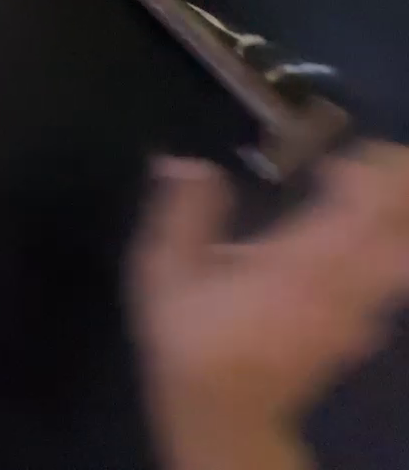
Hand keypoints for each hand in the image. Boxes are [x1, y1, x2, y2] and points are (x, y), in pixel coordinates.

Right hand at [130, 146, 408, 469]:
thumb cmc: (185, 326)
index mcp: (298, 264)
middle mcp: (345, 284)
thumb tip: (185, 162)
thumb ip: (181, 211)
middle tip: (390, 154)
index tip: (347, 147)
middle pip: (396, 233)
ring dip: (401, 219)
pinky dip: (393, 246)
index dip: (364, 175)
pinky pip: (395, 278)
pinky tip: (376, 237)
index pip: (355, 212)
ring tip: (387, 185)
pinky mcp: (361, 325)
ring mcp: (362, 310)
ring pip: (404, 259)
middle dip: (399, 190)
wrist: (223, 401)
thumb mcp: (164, 263)